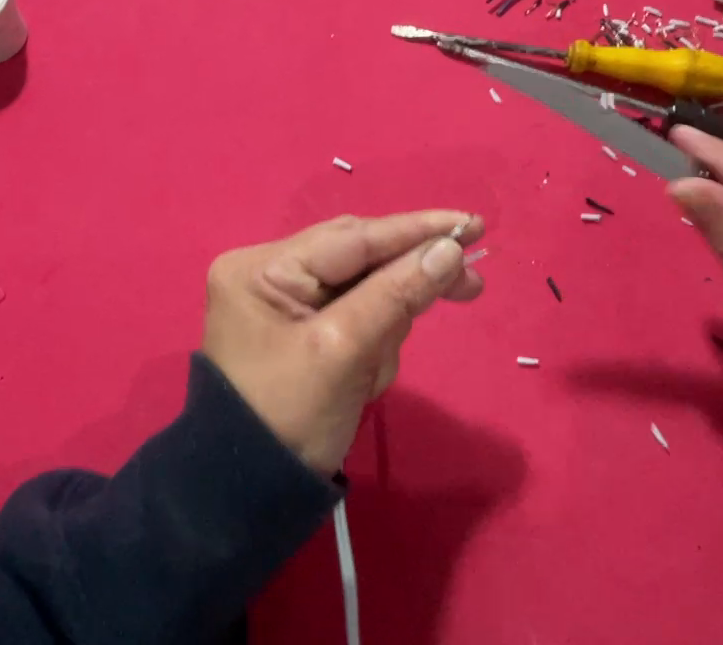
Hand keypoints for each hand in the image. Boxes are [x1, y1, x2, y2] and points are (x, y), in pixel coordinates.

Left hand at [201, 211, 484, 473]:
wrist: (251, 496)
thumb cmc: (291, 418)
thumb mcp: (345, 352)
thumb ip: (397, 294)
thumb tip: (450, 249)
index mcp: (263, 268)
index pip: (353, 236)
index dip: (415, 230)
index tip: (471, 225)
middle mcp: (270, 272)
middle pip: (361, 259)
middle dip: (404, 287)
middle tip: (470, 288)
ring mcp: (286, 303)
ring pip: (366, 292)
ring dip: (385, 330)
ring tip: (366, 378)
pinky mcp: (304, 330)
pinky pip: (358, 319)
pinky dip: (374, 345)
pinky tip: (361, 381)